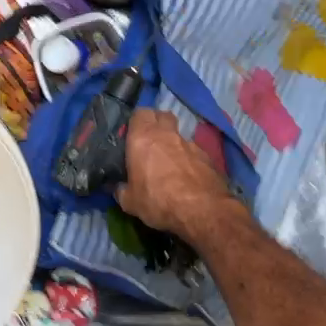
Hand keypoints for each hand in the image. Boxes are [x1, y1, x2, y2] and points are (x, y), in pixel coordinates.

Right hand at [117, 109, 250, 247]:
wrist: (203, 211)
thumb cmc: (158, 201)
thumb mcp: (130, 202)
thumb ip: (121, 190)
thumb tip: (117, 187)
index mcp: (143, 138)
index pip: (139, 113)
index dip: (135, 122)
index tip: (131, 134)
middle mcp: (167, 135)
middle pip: (162, 115)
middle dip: (156, 123)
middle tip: (149, 140)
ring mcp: (191, 144)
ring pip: (179, 134)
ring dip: (173, 143)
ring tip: (169, 163)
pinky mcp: (208, 158)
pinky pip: (194, 152)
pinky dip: (188, 159)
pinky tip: (187, 176)